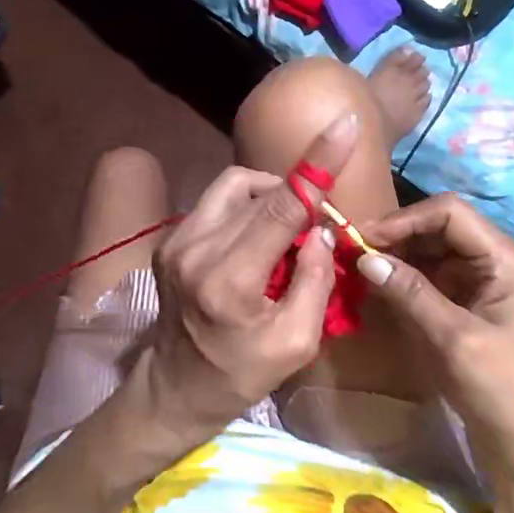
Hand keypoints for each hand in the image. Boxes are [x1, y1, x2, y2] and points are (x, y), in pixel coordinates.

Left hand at [143, 111, 359, 431]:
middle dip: (297, 197)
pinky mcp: (169, 239)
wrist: (175, 386)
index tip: (343, 125)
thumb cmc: (241, 373)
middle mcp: (196, 250)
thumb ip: (315, 281)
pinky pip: (217, 202)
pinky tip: (255, 238)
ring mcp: (176, 241)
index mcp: (229, 281)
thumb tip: (319, 229)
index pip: (280, 206)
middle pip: (259, 193)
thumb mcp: (297, 342)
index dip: (316, 165)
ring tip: (285, 228)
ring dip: (268, 195)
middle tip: (317, 224)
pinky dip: (245, 208)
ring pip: (233, 186)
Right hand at [356, 194, 513, 444]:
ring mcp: (476, 276)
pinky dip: (398, 271)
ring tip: (356, 261)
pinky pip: (424, 269)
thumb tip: (364, 258)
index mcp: (505, 259)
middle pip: (437, 224)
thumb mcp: (452, 338)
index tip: (365, 238)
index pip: (451, 214)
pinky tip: (373, 279)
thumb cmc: (495, 386)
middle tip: (351, 248)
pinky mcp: (460, 294)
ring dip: (393, 250)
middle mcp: (492, 257)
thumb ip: (410, 293)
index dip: (405, 219)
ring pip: (427, 245)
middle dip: (395, 233)